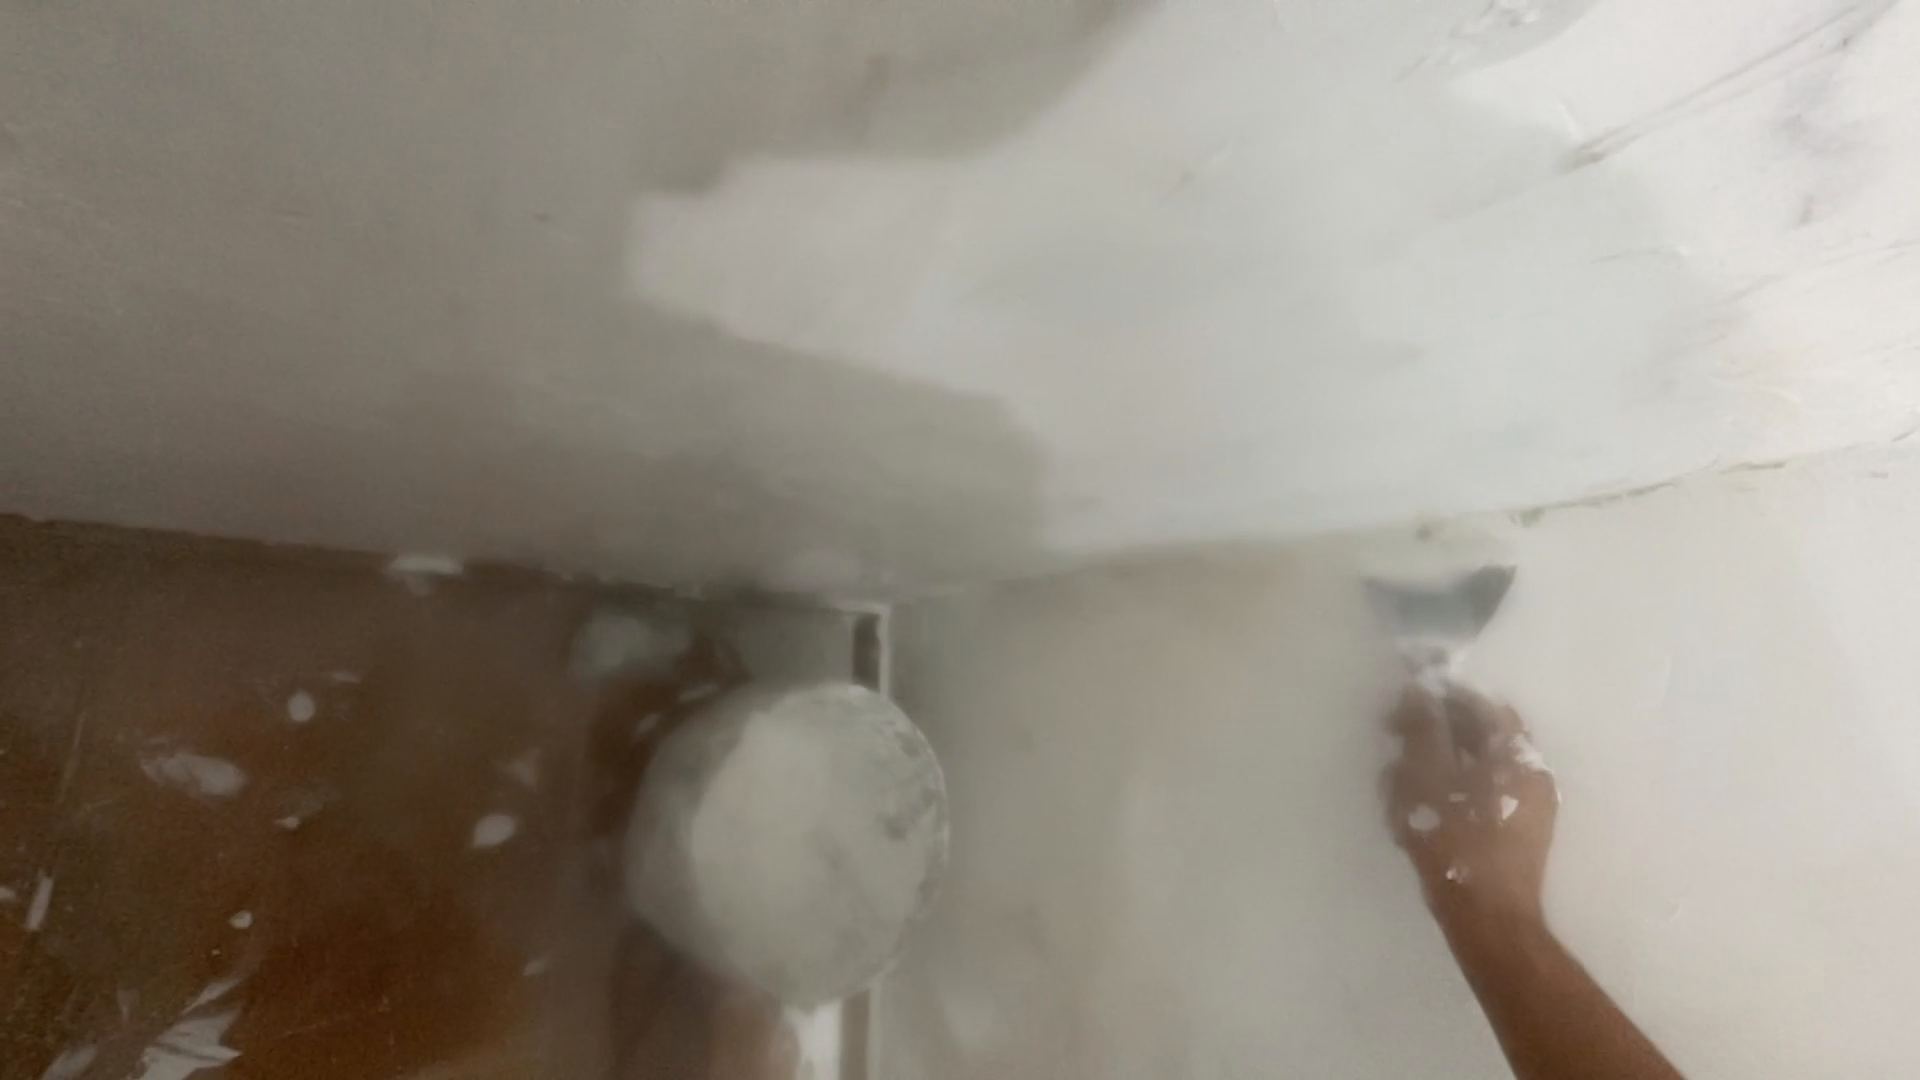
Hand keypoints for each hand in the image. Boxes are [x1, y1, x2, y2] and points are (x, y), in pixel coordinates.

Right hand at [1384, 686, 1558, 931]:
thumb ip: (1425, 726)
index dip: (1442, 696)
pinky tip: (1414, 805)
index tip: (1404, 702)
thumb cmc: (1454, 837)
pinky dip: (1443, 787)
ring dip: (1433, 761)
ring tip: (1396, 779)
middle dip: (1432, 730)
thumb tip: (1421, 691)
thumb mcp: (1428, 772)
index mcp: (1515, 755)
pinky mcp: (1511, 829)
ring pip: (1472, 763)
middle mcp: (1529, 773)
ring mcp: (1525, 804)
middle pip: (1479, 733)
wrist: (1486, 914)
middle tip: (1393, 737)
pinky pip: (1473, 791)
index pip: (1483, 705)